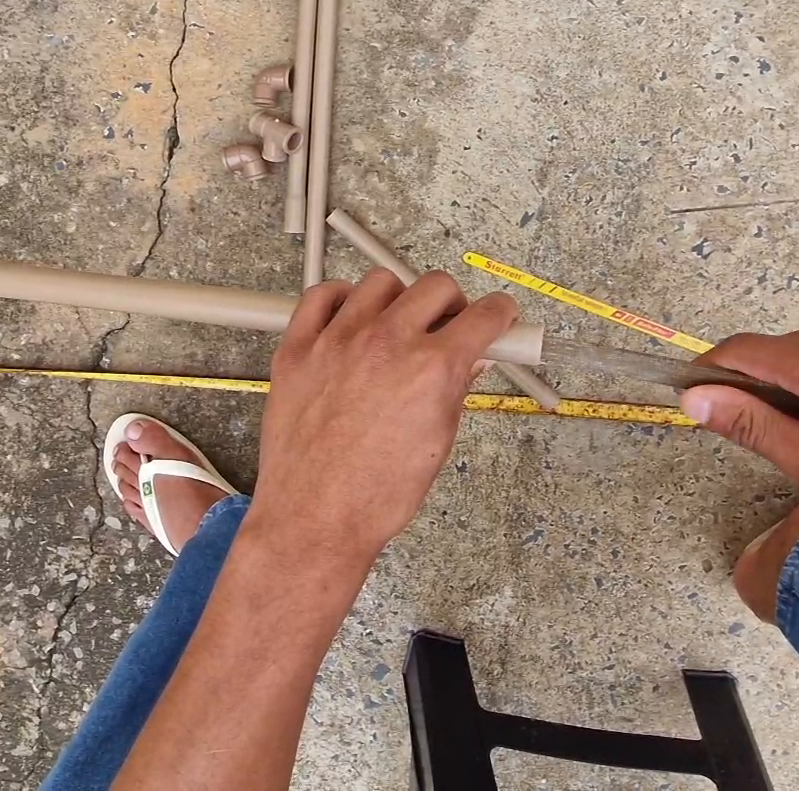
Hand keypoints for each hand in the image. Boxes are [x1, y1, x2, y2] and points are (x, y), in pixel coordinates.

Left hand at [251, 269, 518, 567]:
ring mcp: (338, 340)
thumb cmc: (377, 494)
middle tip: (446, 325)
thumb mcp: (437, 441)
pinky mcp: (298, 347)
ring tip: (394, 325)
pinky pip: (320, 295)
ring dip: (397, 298)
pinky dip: (339, 299)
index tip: (498, 314)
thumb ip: (456, 388)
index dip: (500, 313)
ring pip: (380, 282)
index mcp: (431, 368)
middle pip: (435, 285)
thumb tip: (470, 359)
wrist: (315, 517)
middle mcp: (386, 342)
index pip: (483, 315)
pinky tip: (348, 319)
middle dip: (452, 303)